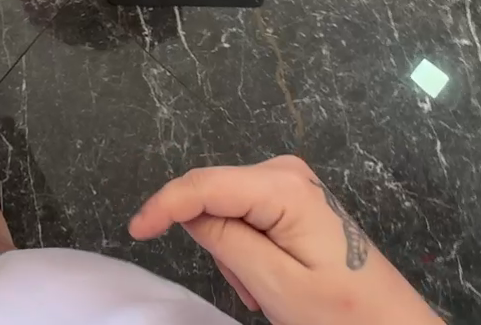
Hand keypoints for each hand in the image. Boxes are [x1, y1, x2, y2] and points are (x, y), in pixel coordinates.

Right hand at [130, 156, 441, 324]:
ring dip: (233, 251)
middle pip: (215, 194)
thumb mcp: (279, 286)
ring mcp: (291, 182)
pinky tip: (271, 280)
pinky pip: (248, 214)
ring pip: (228, 207)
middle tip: (248, 295)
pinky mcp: (295, 199)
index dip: (163, 204)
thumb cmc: (346, 317)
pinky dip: (248, 249)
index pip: (203, 184)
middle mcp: (283, 170)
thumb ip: (226, 241)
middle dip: (214, 241)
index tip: (134, 231)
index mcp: (282, 185)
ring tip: (263, 296)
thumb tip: (187, 213)